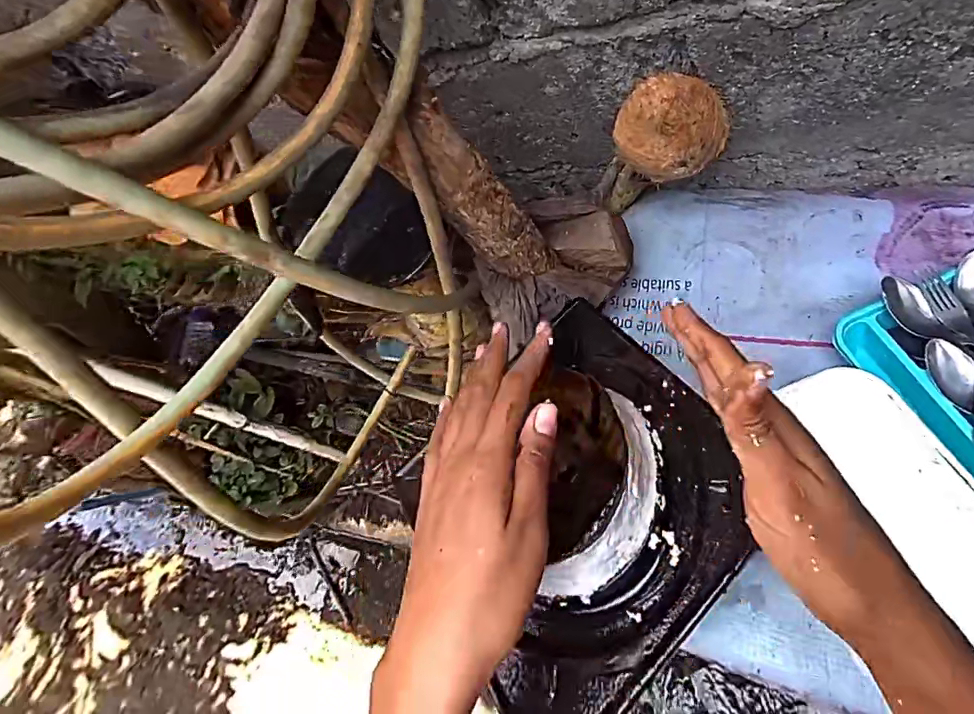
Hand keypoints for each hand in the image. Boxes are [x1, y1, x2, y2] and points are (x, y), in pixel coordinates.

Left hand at [372, 321, 555, 713]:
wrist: (434, 645)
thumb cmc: (487, 598)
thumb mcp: (528, 533)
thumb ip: (532, 465)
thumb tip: (543, 413)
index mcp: (484, 467)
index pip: (510, 397)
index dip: (528, 361)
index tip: (543, 335)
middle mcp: (457, 464)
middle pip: (479, 395)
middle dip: (496, 358)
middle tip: (507, 328)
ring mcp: (439, 479)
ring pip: (457, 411)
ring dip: (471, 376)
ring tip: (482, 351)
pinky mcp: (430, 497)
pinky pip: (439, 438)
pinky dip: (448, 412)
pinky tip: (450, 405)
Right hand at [662, 302, 973, 710]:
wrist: (868, 601)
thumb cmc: (823, 548)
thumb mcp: (782, 485)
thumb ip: (757, 429)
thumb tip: (749, 370)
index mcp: (776, 425)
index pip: (732, 371)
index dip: (701, 338)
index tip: (675, 310)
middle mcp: (777, 430)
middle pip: (733, 375)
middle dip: (700, 341)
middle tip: (674, 314)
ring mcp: (777, 451)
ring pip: (735, 394)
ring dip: (708, 364)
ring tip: (689, 343)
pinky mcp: (773, 473)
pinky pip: (737, 420)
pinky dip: (719, 398)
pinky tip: (718, 401)